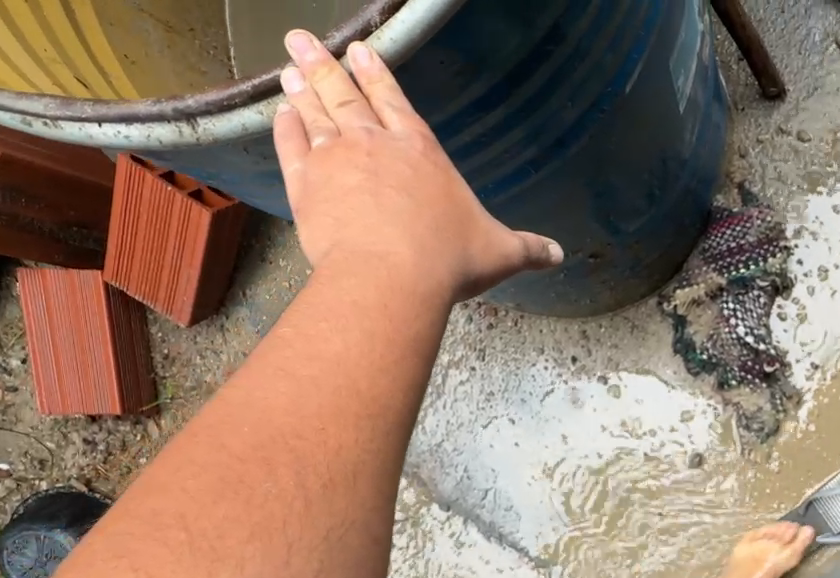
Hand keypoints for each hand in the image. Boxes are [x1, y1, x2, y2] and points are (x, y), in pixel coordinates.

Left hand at [272, 30, 561, 304]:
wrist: (393, 277)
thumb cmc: (452, 260)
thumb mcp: (501, 253)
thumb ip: (529, 249)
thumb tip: (559, 256)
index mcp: (421, 152)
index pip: (395, 101)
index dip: (376, 75)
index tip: (359, 50)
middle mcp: (375, 145)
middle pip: (346, 96)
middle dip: (326, 66)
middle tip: (303, 38)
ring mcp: (337, 161)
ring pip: (315, 114)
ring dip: (302, 89)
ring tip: (290, 66)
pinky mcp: (308, 186)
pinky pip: (291, 147)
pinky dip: (284, 128)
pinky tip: (279, 114)